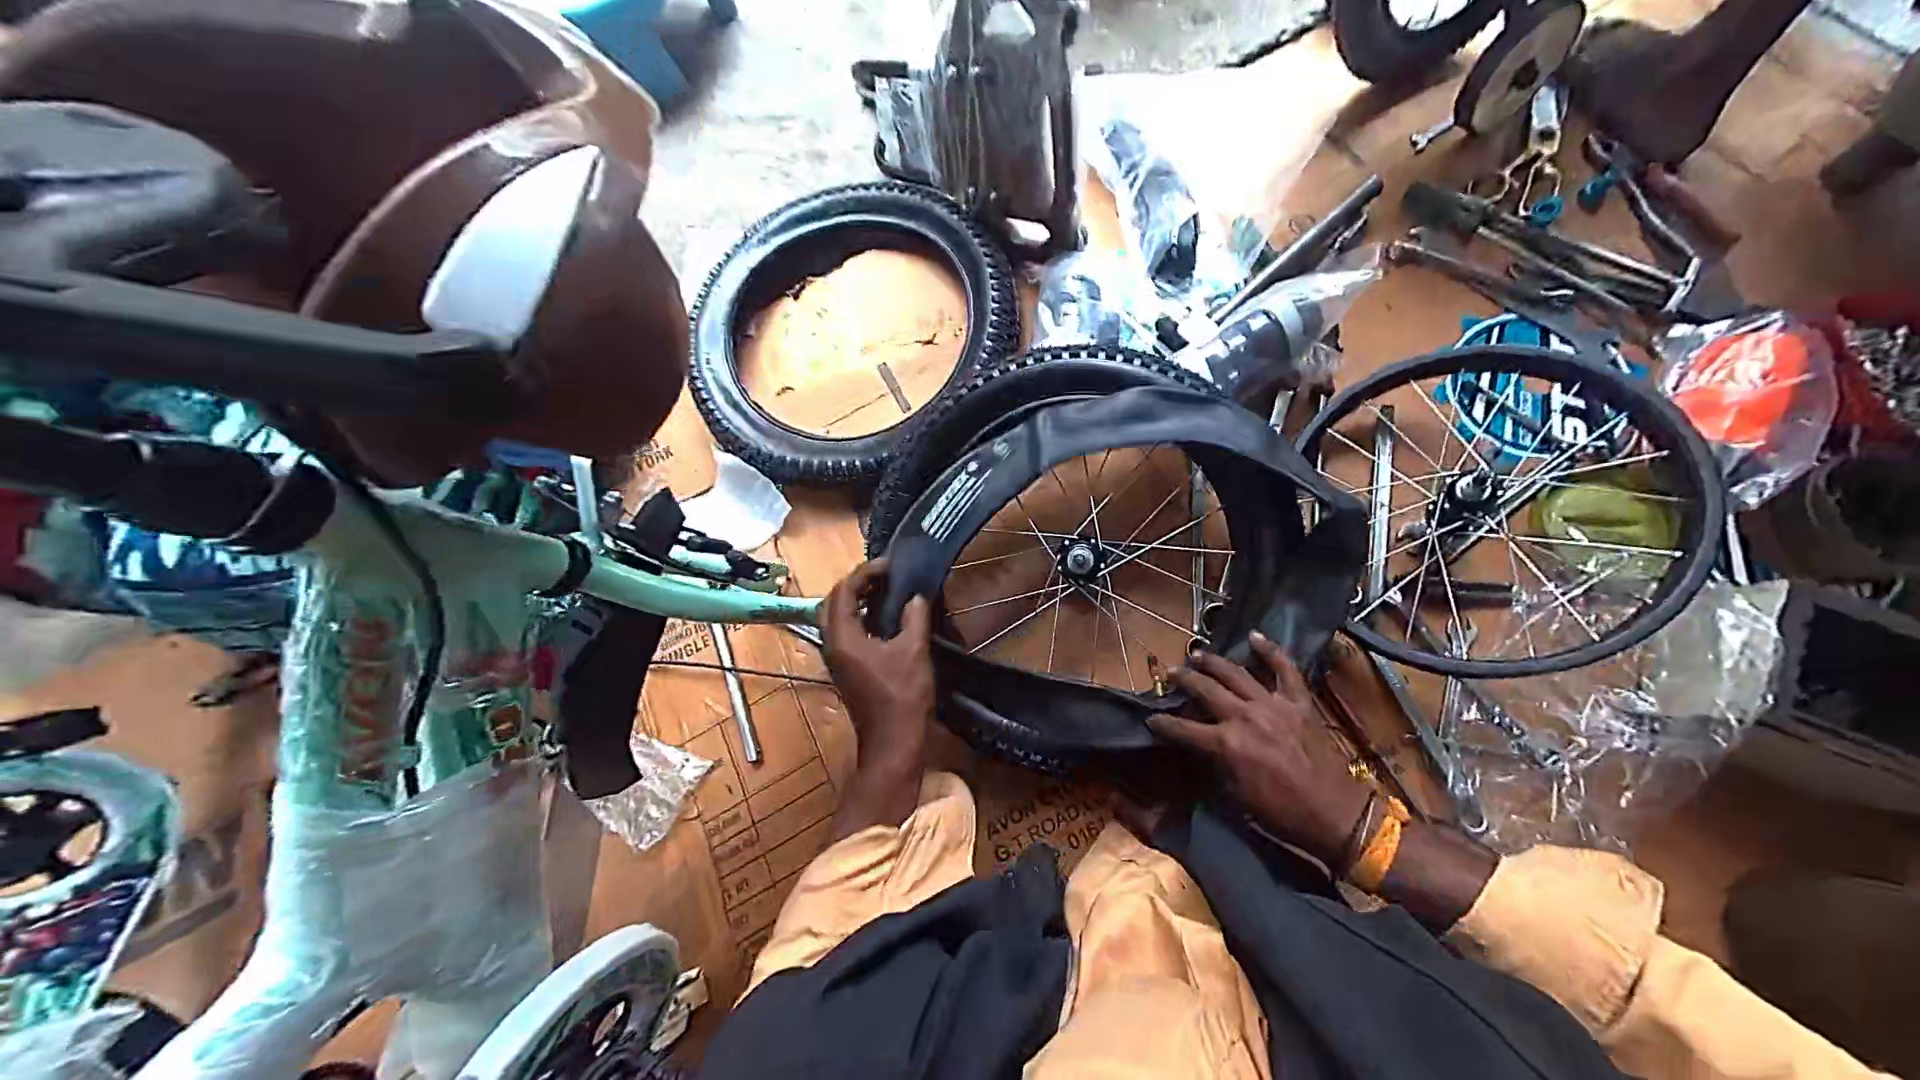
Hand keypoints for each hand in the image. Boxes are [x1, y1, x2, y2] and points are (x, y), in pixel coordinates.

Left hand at [821, 559, 933, 774]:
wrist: (893, 742)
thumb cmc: (902, 695)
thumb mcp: (913, 650)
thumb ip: (914, 617)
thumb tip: (915, 597)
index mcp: (842, 638)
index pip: (844, 591)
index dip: (865, 573)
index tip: (889, 565)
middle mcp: (832, 645)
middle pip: (834, 602)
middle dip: (857, 583)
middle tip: (885, 575)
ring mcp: (836, 659)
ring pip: (837, 618)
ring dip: (858, 601)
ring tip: (886, 590)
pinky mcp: (846, 669)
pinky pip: (846, 633)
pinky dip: (861, 618)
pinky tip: (885, 618)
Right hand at [1148, 632, 1371, 865]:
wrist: (1335, 815)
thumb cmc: (1280, 813)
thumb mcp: (1236, 794)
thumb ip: (1216, 762)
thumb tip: (1202, 745)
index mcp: (1226, 744)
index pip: (1183, 728)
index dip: (1163, 724)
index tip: (1151, 720)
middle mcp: (1245, 717)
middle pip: (1205, 689)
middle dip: (1184, 680)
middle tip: (1171, 674)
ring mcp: (1274, 705)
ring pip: (1236, 673)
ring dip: (1213, 662)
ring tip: (1197, 655)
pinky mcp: (1299, 703)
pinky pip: (1285, 670)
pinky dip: (1270, 650)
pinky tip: (1255, 636)